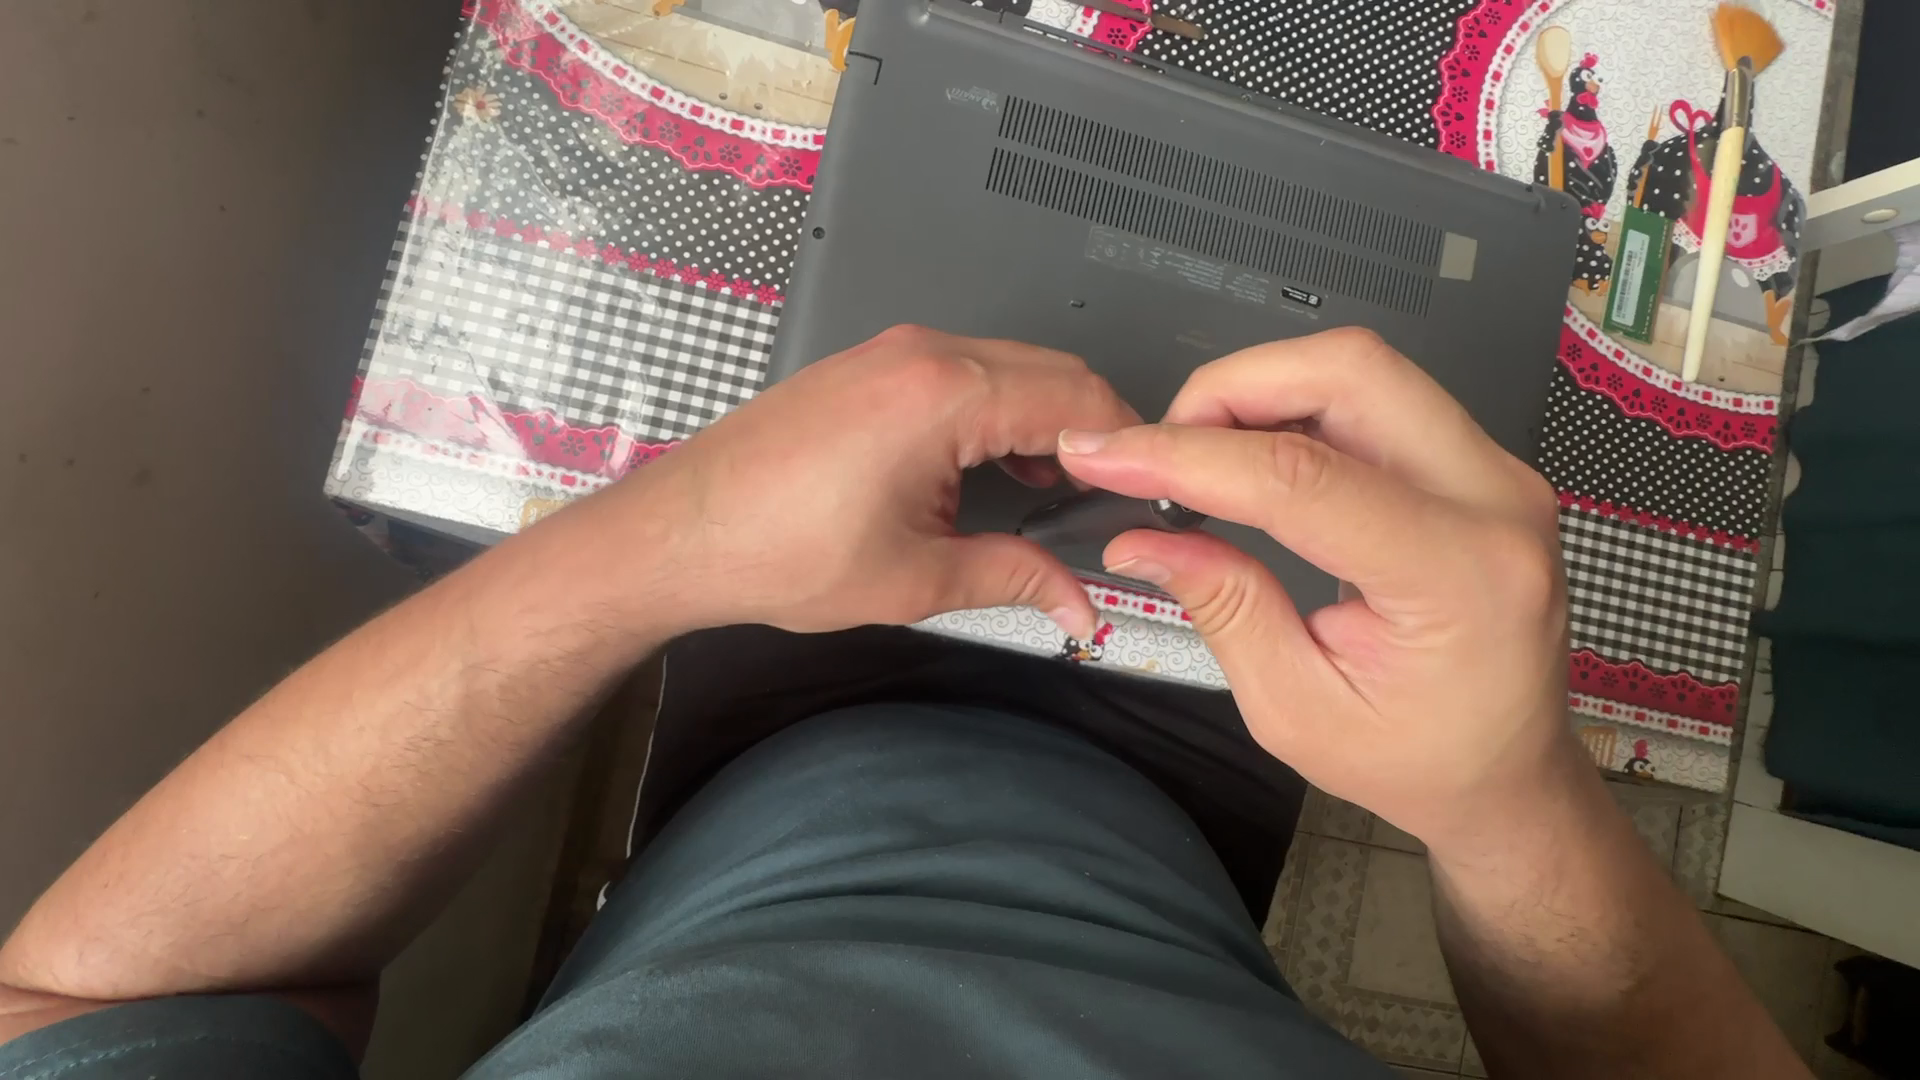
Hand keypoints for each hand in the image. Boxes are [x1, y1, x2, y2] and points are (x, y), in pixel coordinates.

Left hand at [566, 325, 1135, 640]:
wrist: (680, 533)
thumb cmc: (777, 551)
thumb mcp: (915, 578)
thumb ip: (1014, 579)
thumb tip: (1077, 604)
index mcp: (944, 394)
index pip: (1077, 398)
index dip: (1123, 446)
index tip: (1137, 488)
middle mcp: (921, 354)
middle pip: (1051, 371)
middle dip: (1088, 432)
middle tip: (1099, 496)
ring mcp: (890, 352)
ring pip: (1008, 366)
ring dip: (1041, 419)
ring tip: (1044, 487)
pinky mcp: (869, 366)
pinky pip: (962, 370)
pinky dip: (995, 409)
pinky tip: (988, 463)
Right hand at [1056, 328, 1575, 845]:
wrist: (1506, 772)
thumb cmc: (1415, 760)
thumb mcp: (1294, 707)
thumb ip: (1221, 607)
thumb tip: (1140, 541)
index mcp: (1456, 578)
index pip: (1298, 478)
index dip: (1184, 457)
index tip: (1104, 459)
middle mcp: (1491, 501)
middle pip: (1347, 372)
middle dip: (1226, 391)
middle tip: (1158, 448)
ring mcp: (1488, 471)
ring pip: (1356, 368)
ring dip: (1254, 391)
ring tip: (1194, 454)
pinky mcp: (1467, 464)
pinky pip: (1368, 396)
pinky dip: (1285, 408)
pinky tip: (1243, 455)